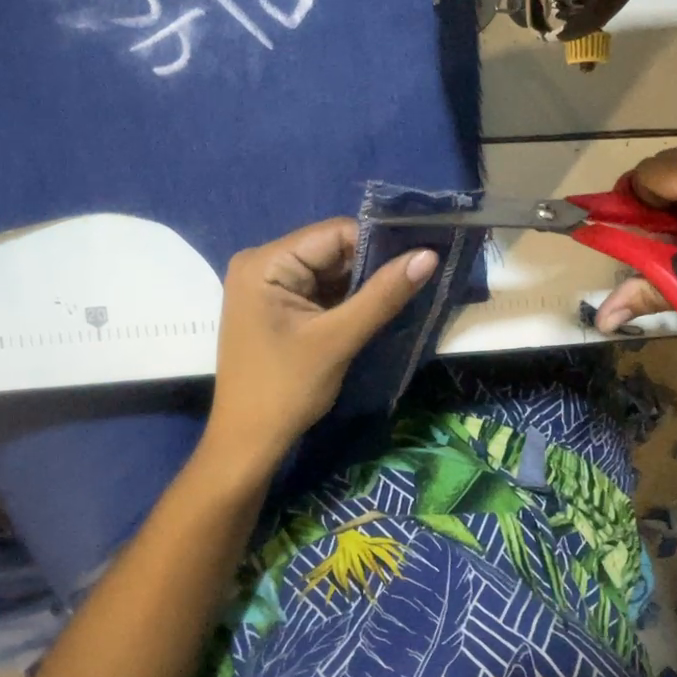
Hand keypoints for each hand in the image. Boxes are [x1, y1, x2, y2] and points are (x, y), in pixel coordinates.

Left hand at [207, 218, 436, 457]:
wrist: (248, 442)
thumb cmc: (286, 389)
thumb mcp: (338, 339)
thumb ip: (382, 295)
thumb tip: (428, 255)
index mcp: (265, 263)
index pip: (333, 234)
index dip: (378, 244)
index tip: (420, 259)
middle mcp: (261, 264)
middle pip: (331, 250)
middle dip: (371, 267)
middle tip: (417, 281)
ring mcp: (267, 287)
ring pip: (329, 272)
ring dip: (361, 286)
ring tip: (401, 297)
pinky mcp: (276, 308)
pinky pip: (319, 292)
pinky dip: (346, 301)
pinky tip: (373, 312)